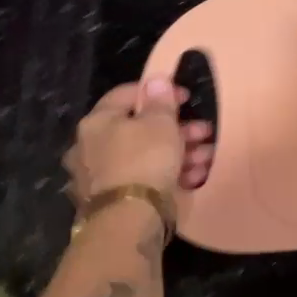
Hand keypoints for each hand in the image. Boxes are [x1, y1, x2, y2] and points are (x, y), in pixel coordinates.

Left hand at [63, 78, 216, 202]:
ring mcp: (99, 175)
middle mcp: (91, 146)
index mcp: (97, 123)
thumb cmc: (145, 159)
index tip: (185, 98)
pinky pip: (145, 176)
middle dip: (178, 128)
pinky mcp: (113, 198)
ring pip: (146, 154)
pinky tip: (193, 176)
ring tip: (205, 157)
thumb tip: (156, 79)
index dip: (158, 91)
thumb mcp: (161, 124)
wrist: (129, 217)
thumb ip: (160, 101)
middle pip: (139, 128)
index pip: (126, 95)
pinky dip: (170, 173)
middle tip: (204, 132)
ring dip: (180, 152)